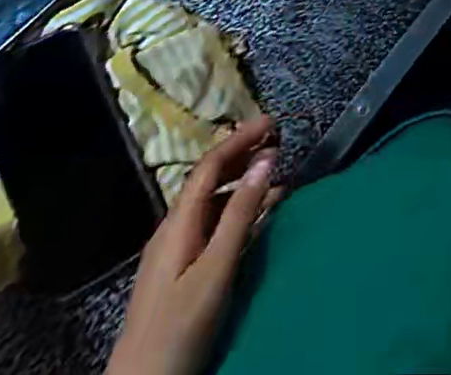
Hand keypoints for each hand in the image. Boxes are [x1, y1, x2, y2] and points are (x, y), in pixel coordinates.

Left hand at [106, 118, 282, 374]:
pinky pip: (210, 223)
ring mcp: (174, 246)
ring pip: (211, 201)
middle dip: (241, 154)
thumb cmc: (179, 327)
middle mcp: (174, 224)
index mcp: (179, 219)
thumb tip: (264, 162)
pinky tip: (253, 220)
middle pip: (209, 178)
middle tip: (276, 142)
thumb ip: (239, 217)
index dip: (240, 139)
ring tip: (275, 179)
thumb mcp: (215, 271)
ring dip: (241, 184)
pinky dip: (235, 211)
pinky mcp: (178, 267)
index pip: (211, 164)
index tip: (271, 123)